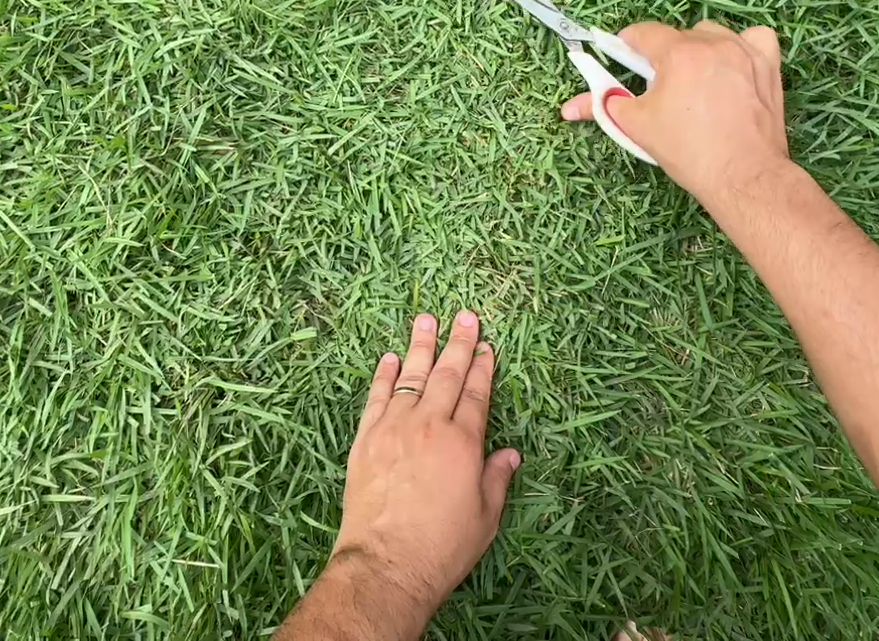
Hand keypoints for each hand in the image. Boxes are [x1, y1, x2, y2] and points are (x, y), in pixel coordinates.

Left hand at [278, 311, 519, 639]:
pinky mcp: (366, 437)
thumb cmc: (442, 546)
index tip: (486, 345)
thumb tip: (511, 452)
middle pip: (447, 375)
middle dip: (458, 343)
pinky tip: (388, 358)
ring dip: (420, 346)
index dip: (482, 367)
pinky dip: (383, 375)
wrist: (386, 563)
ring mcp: (394, 427)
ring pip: (410, 376)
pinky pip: (376, 397)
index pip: (476, 393)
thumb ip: (496, 478)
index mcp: (462, 442)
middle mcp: (429, 425)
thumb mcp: (484, 518)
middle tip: (465, 315)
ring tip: (426, 319)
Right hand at [562, 20, 788, 201]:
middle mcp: (712, 44)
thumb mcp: (635, 126)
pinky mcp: (768, 65)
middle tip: (657, 86)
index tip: (621, 57)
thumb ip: (602, 106)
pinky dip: (741, 46)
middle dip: (662, 55)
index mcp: (677, 54)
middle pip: (676, 35)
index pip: (643, 32)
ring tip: (693, 79)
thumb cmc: (686, 149)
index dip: (626, 44)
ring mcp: (745, 52)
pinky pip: (753, 38)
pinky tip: (731, 67)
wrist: (742, 174)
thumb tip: (568, 107)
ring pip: (711, 34)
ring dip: (697, 49)